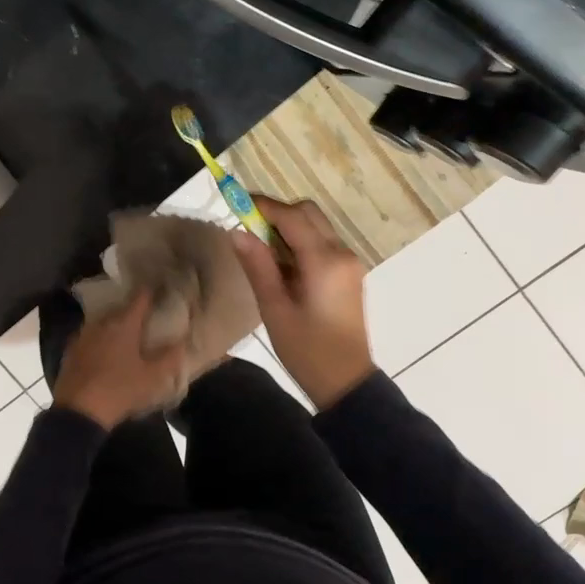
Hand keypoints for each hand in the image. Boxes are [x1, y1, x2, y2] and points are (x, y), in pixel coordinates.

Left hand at [52, 291, 186, 428]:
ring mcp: (83, 335)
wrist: (79, 409)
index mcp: (124, 324)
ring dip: (114, 326)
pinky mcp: (71, 349)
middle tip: (146, 319)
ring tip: (126, 336)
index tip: (160, 291)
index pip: (140, 298)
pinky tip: (105, 352)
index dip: (151, 292)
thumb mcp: (153, 377)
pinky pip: (90, 337)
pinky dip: (100, 339)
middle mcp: (102, 322)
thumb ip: (169, 356)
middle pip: (120, 309)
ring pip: (103, 322)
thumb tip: (180, 341)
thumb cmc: (121, 390)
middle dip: (133, 312)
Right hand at [229, 196, 375, 410]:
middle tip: (246, 227)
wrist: (345, 381)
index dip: (263, 206)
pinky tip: (279, 266)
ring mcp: (348, 263)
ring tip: (258, 249)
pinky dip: (299, 244)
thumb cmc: (307, 350)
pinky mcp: (348, 275)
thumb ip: (257, 266)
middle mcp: (342, 253)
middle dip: (277, 213)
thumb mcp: (274, 309)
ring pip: (316, 228)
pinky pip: (321, 245)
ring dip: (287, 229)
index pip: (293, 216)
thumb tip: (237, 231)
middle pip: (308, 214)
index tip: (236, 202)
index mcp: (324, 261)